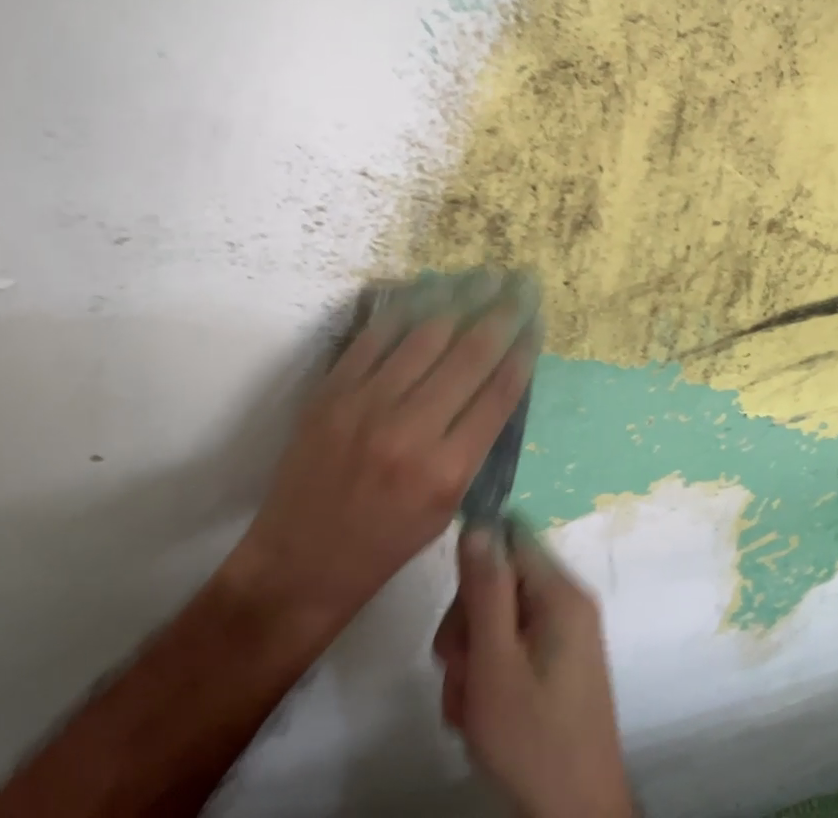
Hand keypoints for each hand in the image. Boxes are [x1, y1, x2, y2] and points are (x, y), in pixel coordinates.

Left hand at [227, 272, 540, 626]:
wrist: (300, 559)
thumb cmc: (383, 545)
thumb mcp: (446, 510)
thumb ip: (472, 448)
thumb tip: (494, 386)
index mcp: (447, 470)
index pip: (499, 394)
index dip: (523, 351)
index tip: (536, 321)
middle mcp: (410, 431)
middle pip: (468, 355)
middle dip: (501, 314)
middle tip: (520, 285)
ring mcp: (365, 405)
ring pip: (423, 336)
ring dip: (458, 301)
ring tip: (482, 278)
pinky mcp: (331, 392)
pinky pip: (374, 339)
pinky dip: (404, 311)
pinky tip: (426, 293)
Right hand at [434, 521, 634, 817]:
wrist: (575, 815)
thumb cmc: (531, 739)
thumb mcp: (494, 662)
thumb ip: (484, 590)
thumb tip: (478, 523)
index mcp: (560, 594)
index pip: (508, 536)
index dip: (474, 564)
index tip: (459, 609)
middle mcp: (566, 605)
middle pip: (495, 582)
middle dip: (465, 627)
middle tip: (462, 672)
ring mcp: (562, 637)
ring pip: (494, 620)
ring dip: (470, 660)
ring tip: (471, 706)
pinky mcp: (555, 665)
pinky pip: (508, 650)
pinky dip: (486, 678)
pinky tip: (482, 714)